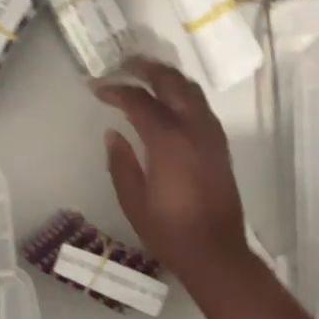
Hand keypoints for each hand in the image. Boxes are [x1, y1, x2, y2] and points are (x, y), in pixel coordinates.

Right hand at [95, 58, 249, 277]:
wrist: (215, 252)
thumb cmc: (170, 232)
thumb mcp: (135, 202)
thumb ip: (121, 163)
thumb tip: (113, 133)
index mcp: (168, 141)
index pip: (139, 101)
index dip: (116, 91)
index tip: (98, 90)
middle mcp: (194, 129)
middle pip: (172, 83)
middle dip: (147, 69)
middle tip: (125, 65)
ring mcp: (212, 136)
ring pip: (192, 91)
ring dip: (169, 79)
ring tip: (147, 77)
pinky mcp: (221, 147)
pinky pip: (202, 108)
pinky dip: (184, 96)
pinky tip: (171, 105)